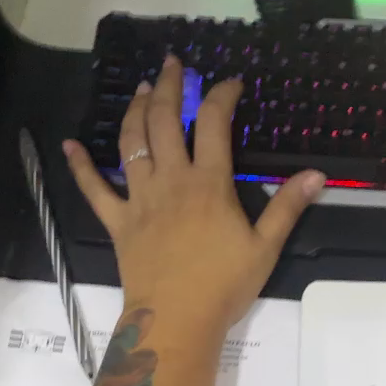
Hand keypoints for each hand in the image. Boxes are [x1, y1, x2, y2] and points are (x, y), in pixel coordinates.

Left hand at [65, 57, 323, 333]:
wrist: (177, 321)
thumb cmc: (224, 287)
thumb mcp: (265, 248)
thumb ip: (286, 208)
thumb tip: (315, 175)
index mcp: (209, 184)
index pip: (213, 123)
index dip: (221, 95)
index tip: (230, 83)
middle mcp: (171, 180)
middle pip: (164, 120)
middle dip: (169, 86)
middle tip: (172, 65)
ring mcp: (140, 199)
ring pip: (131, 143)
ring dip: (134, 110)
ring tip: (140, 90)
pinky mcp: (118, 222)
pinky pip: (95, 189)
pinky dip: (81, 166)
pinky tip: (70, 145)